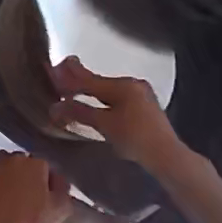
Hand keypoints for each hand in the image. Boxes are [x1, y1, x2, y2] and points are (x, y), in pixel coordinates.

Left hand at [0, 144, 71, 222]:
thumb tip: (60, 178)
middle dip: (25, 171)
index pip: (45, 166)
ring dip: (7, 164)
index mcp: (39, 165)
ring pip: (5, 156)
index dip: (43, 179)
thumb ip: (63, 188)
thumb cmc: (30, 222)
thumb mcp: (60, 209)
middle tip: (24, 189)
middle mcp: (18, 158)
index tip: (41, 191)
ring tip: (6, 179)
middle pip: (24, 160)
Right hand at [49, 56, 184, 169]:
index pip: (90, 79)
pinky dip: (103, 100)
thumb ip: (79, 112)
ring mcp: (141, 94)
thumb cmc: (134, 138)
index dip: (70, 76)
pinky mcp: (145, 106)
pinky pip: (118, 97)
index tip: (55, 68)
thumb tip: (55, 107)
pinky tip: (96, 105)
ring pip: (109, 90)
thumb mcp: (104, 125)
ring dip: (91, 92)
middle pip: (100, 82)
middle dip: (80, 83)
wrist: (166, 154)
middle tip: (61, 81)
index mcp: (123, 85)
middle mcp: (133, 84)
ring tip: (74, 94)